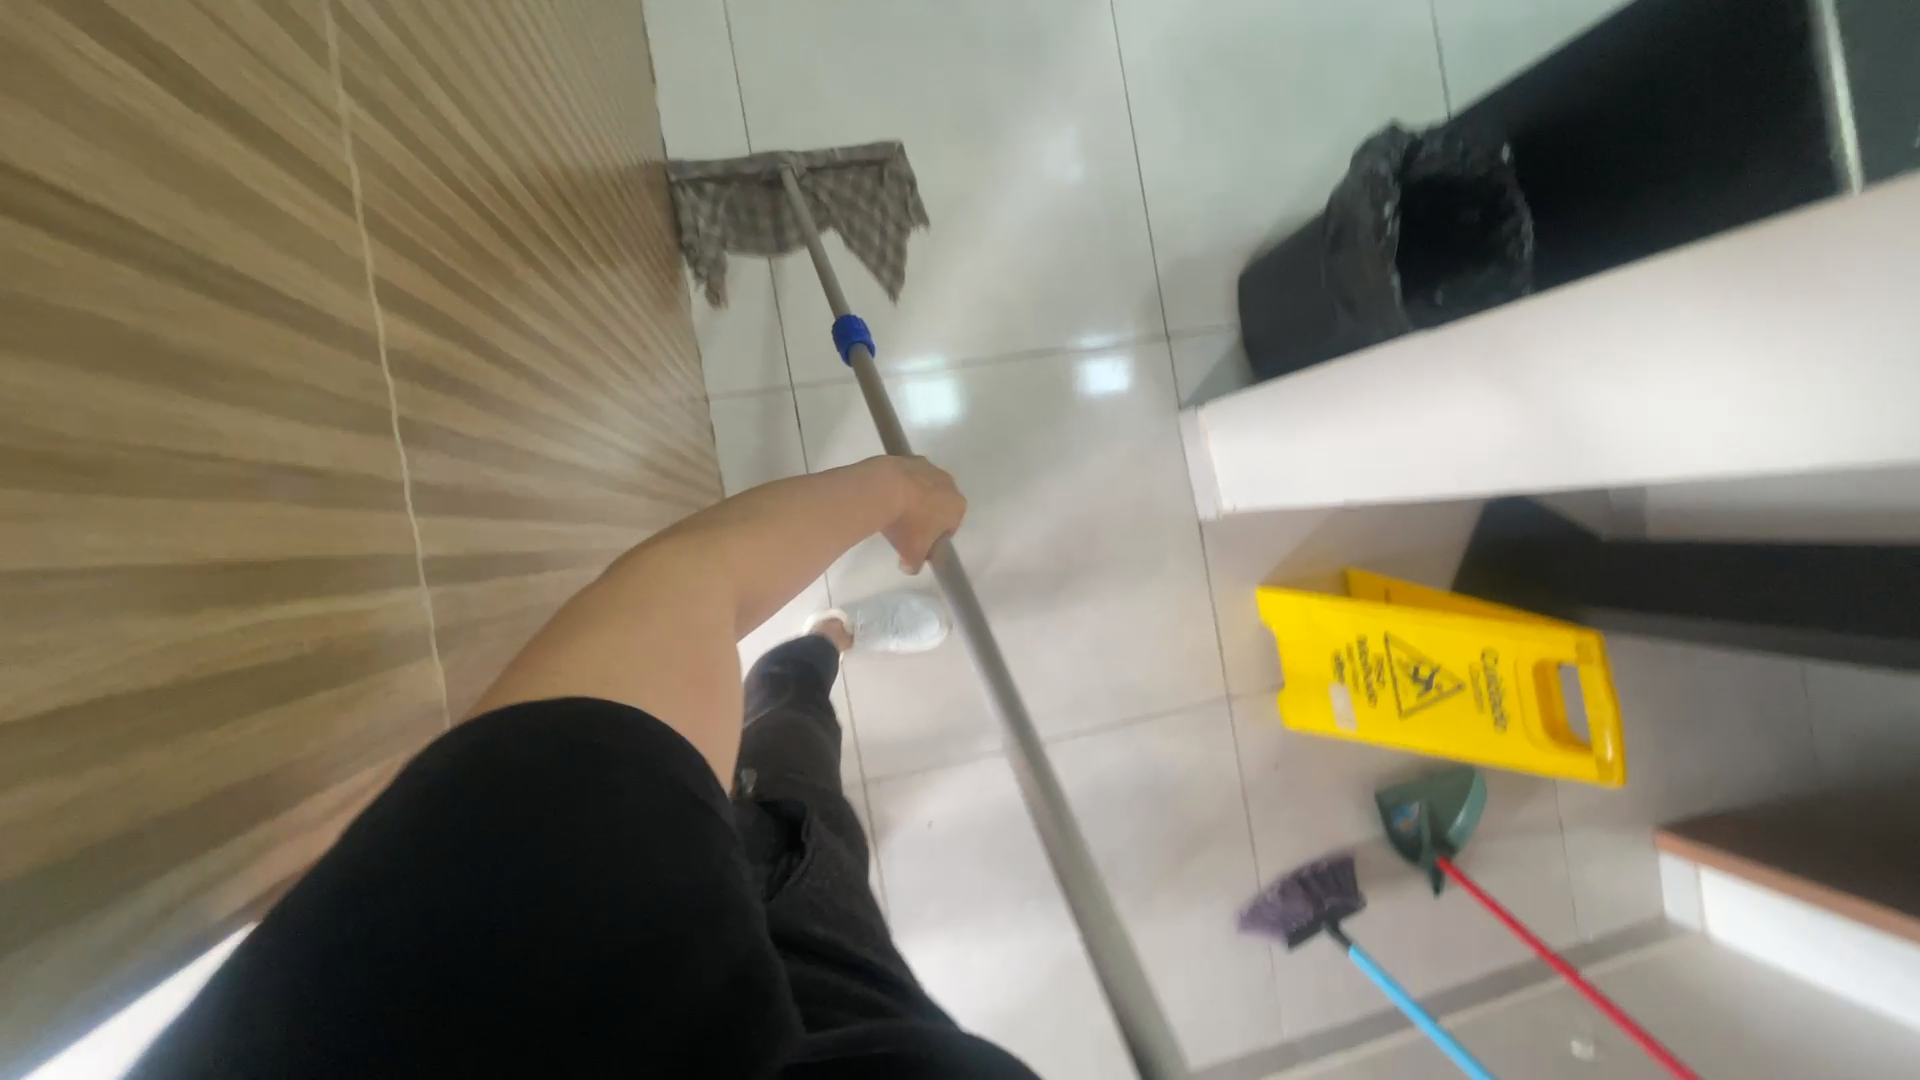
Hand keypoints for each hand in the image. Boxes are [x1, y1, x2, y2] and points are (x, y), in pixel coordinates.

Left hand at [873, 456, 965, 573]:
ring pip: (923, 488)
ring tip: (893, 511)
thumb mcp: (912, 553)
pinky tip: (885, 496)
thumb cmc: (908, 524)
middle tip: (906, 529)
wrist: (884, 489)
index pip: (951, 527)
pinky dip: (899, 485)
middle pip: (939, 504)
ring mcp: (928, 467)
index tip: (919, 544)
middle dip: (926, 515)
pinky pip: (906, 476)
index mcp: (957, 506)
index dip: (935, 538)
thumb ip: (914, 564)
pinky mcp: (907, 458)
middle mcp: (948, 484)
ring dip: (913, 498)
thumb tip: (909, 567)